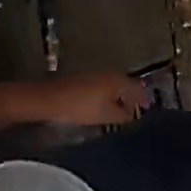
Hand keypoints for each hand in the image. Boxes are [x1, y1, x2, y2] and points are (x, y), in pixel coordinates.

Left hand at [10, 72, 147, 126]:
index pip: (139, 90)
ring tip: (117, 109)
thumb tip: (133, 116)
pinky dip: (104, 96)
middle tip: (133, 111)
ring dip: (116, 97)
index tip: (147, 111)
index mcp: (121, 80)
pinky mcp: (81, 80)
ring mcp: (95, 75)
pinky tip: (99, 105)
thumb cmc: (80, 107)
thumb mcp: (106, 116)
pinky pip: (100, 87)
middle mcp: (111, 74)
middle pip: (127, 87)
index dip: (144, 101)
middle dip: (130, 98)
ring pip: (113, 87)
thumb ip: (124, 116)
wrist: (43, 100)